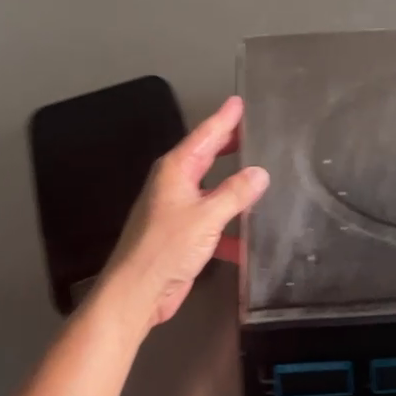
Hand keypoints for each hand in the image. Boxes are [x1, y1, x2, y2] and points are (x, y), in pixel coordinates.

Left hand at [98, 96, 269, 330]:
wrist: (135, 294)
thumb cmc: (165, 248)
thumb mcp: (207, 217)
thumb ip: (235, 194)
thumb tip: (260, 173)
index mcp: (175, 170)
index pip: (205, 135)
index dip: (224, 118)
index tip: (239, 102)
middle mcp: (174, 184)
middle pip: (206, 156)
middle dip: (228, 143)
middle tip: (251, 129)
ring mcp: (176, 209)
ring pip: (210, 188)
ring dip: (232, 186)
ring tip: (259, 175)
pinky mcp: (180, 235)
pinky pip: (210, 219)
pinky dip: (228, 224)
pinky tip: (248, 236)